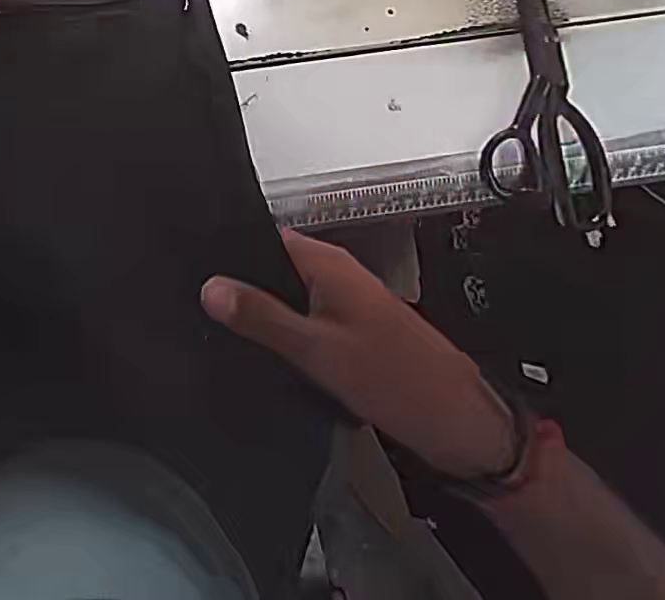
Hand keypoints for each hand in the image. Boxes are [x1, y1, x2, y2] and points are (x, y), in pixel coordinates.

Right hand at [202, 227, 517, 478]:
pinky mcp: (350, 326)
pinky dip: (286, 329)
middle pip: (272, 266)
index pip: (263, 237)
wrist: (460, 426)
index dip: (231, 256)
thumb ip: (261, 317)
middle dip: (245, 288)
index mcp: (328, 263)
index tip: (204, 275)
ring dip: (266, 311)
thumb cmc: (402, 381)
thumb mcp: (316, 350)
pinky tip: (274, 351)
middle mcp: (337, 273)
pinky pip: (303, 316)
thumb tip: (212, 290)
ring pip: (287, 294)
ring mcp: (345, 299)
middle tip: (216, 311)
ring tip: (239, 330)